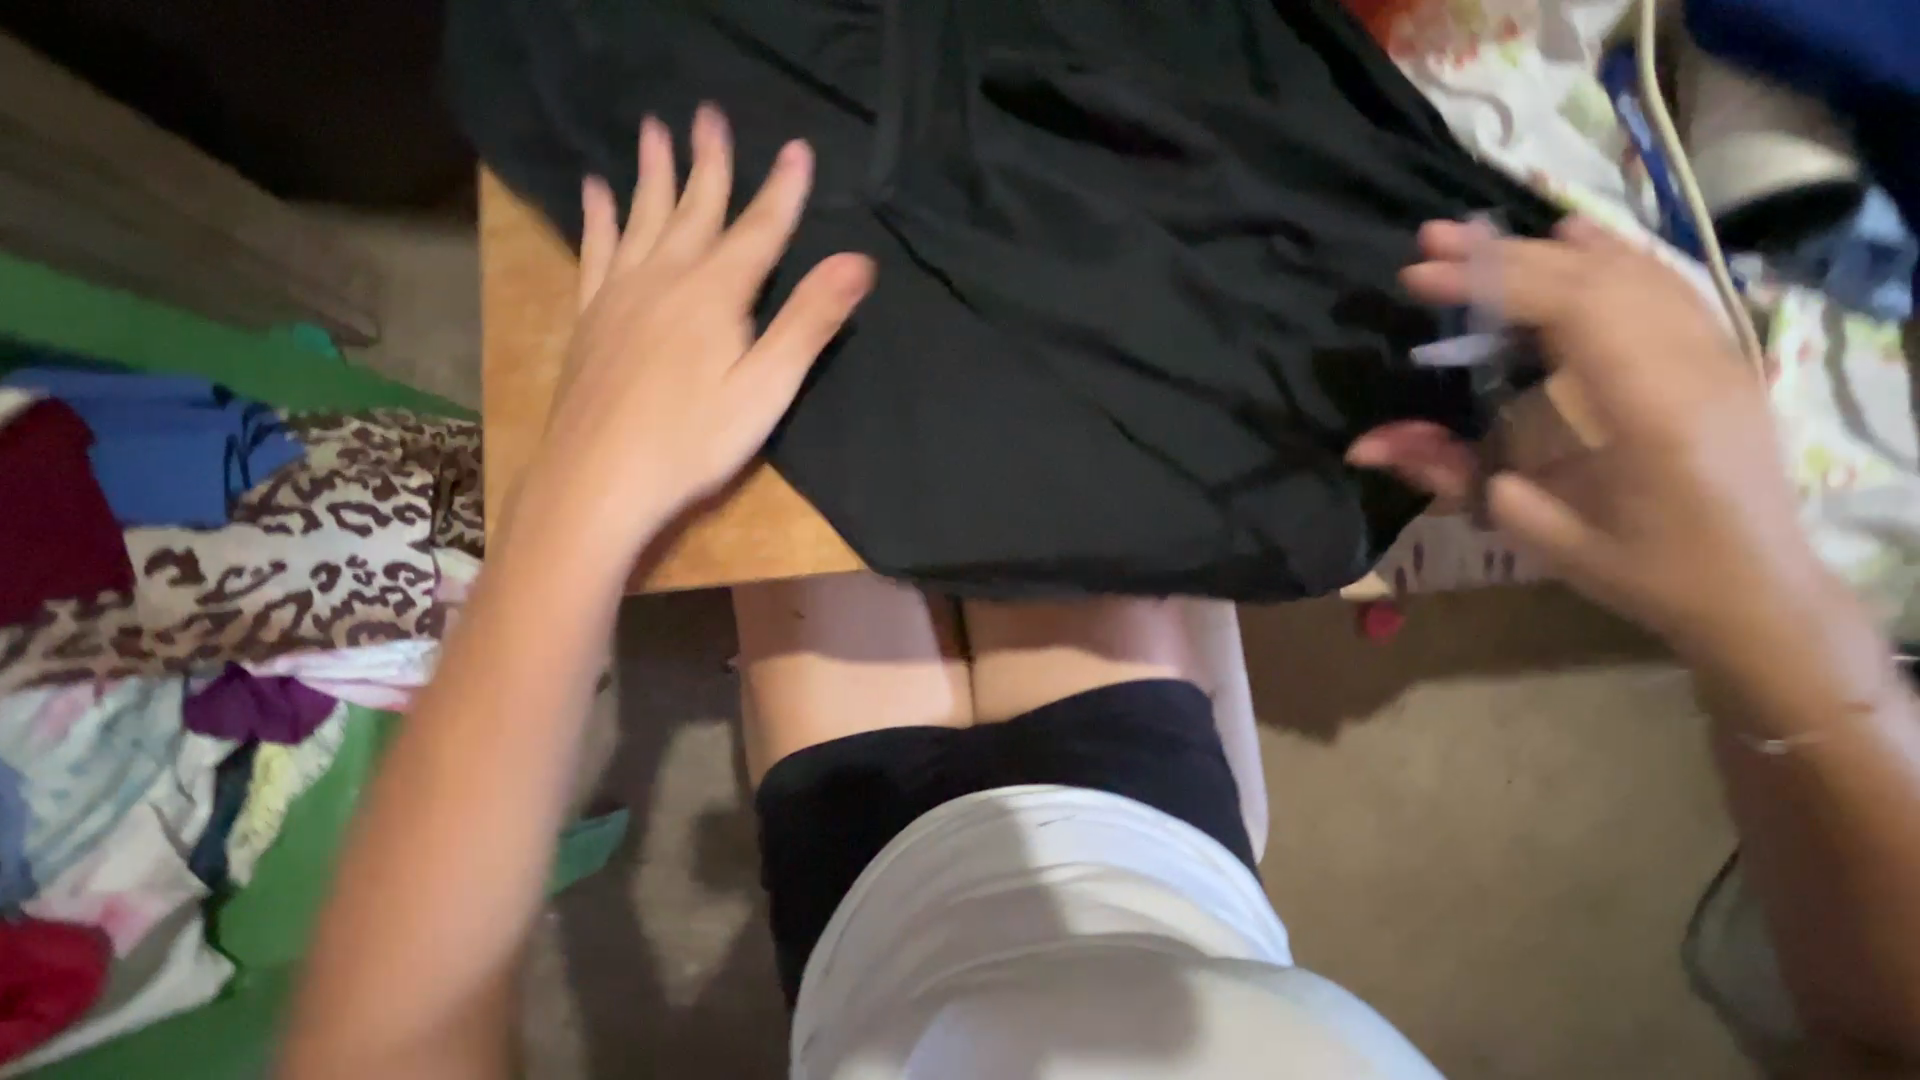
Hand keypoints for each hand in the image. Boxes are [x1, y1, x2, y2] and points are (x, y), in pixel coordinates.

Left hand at [514, 106, 873, 558]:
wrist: (598, 479)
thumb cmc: (693, 441)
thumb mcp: (766, 388)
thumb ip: (809, 322)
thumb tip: (858, 262)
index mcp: (717, 294)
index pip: (759, 230)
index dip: (782, 190)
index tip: (798, 148)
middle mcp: (667, 278)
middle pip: (695, 209)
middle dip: (709, 162)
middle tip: (710, 113)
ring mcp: (622, 294)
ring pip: (642, 218)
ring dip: (652, 173)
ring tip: (654, 129)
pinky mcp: (591, 317)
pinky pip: (595, 250)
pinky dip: (598, 216)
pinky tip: (594, 192)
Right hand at [1349, 217, 1822, 653]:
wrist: (1758, 588)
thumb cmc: (1644, 571)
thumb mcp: (1539, 533)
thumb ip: (1454, 478)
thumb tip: (1364, 444)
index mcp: (1653, 411)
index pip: (1571, 311)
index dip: (1492, 283)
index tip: (1421, 278)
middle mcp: (1695, 365)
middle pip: (1596, 280)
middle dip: (1505, 256)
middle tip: (1429, 243)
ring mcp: (1719, 353)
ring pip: (1632, 272)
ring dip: (1547, 249)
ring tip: (1477, 234)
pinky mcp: (1719, 355)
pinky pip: (1664, 284)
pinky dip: (1612, 254)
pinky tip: (1573, 235)